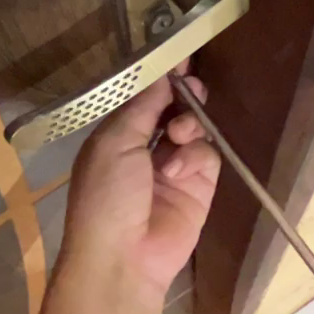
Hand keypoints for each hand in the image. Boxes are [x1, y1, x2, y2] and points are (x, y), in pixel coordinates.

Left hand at [58, 69, 220, 295]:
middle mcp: (145, 149)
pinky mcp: (199, 188)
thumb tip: (162, 74)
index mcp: (116, 136)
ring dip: (189, 125)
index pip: (143, 99)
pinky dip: (195, 157)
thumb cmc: (106, 195)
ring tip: (181, 135)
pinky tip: (178, 171)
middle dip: (184, 97)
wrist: (123, 257)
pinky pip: (207, 157)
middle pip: (174, 111)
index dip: (161, 79)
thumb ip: (142, 106)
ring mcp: (174, 169)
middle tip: (191, 88)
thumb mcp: (115, 142)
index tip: (181, 56)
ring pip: (195, 130)